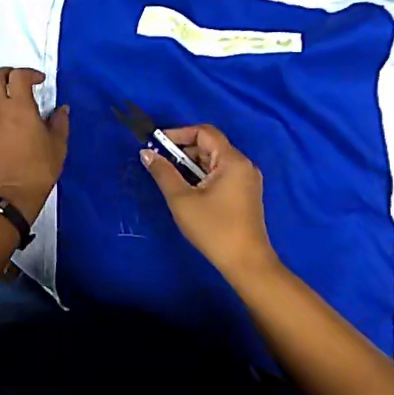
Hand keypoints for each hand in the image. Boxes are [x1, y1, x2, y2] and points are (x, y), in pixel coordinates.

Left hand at [0, 67, 68, 223]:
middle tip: (18, 83)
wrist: (13, 193)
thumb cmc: (40, 167)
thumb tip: (62, 108)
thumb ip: (60, 121)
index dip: (29, 73)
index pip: (18, 75)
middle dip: (6, 74)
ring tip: (10, 108)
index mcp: (19, 107)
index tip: (39, 81)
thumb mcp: (58, 144)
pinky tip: (3, 130)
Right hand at [141, 124, 277, 274]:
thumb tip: (146, 153)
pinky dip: (201, 175)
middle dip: (182, 150)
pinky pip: (220, 173)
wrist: (245, 262)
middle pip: (210, 145)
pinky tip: (186, 188)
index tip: (156, 144)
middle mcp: (243, 165)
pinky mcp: (244, 193)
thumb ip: (163, 172)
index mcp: (232, 161)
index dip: (178, 133)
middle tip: (159, 162)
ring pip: (214, 161)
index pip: (204, 132)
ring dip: (190, 164)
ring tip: (169, 176)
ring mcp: (246, 180)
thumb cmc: (213, 228)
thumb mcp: (181, 199)